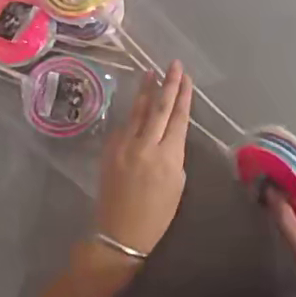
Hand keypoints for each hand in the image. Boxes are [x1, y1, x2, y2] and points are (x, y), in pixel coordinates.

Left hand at [94, 61, 192, 256]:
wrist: (120, 232)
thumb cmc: (157, 214)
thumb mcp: (177, 184)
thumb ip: (174, 155)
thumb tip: (168, 136)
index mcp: (169, 156)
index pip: (178, 118)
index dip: (182, 95)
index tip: (185, 77)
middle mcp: (146, 146)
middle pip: (158, 108)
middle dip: (167, 84)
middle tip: (172, 64)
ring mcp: (124, 146)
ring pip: (137, 112)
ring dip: (145, 91)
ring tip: (150, 72)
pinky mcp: (109, 150)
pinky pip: (124, 126)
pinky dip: (133, 114)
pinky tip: (136, 104)